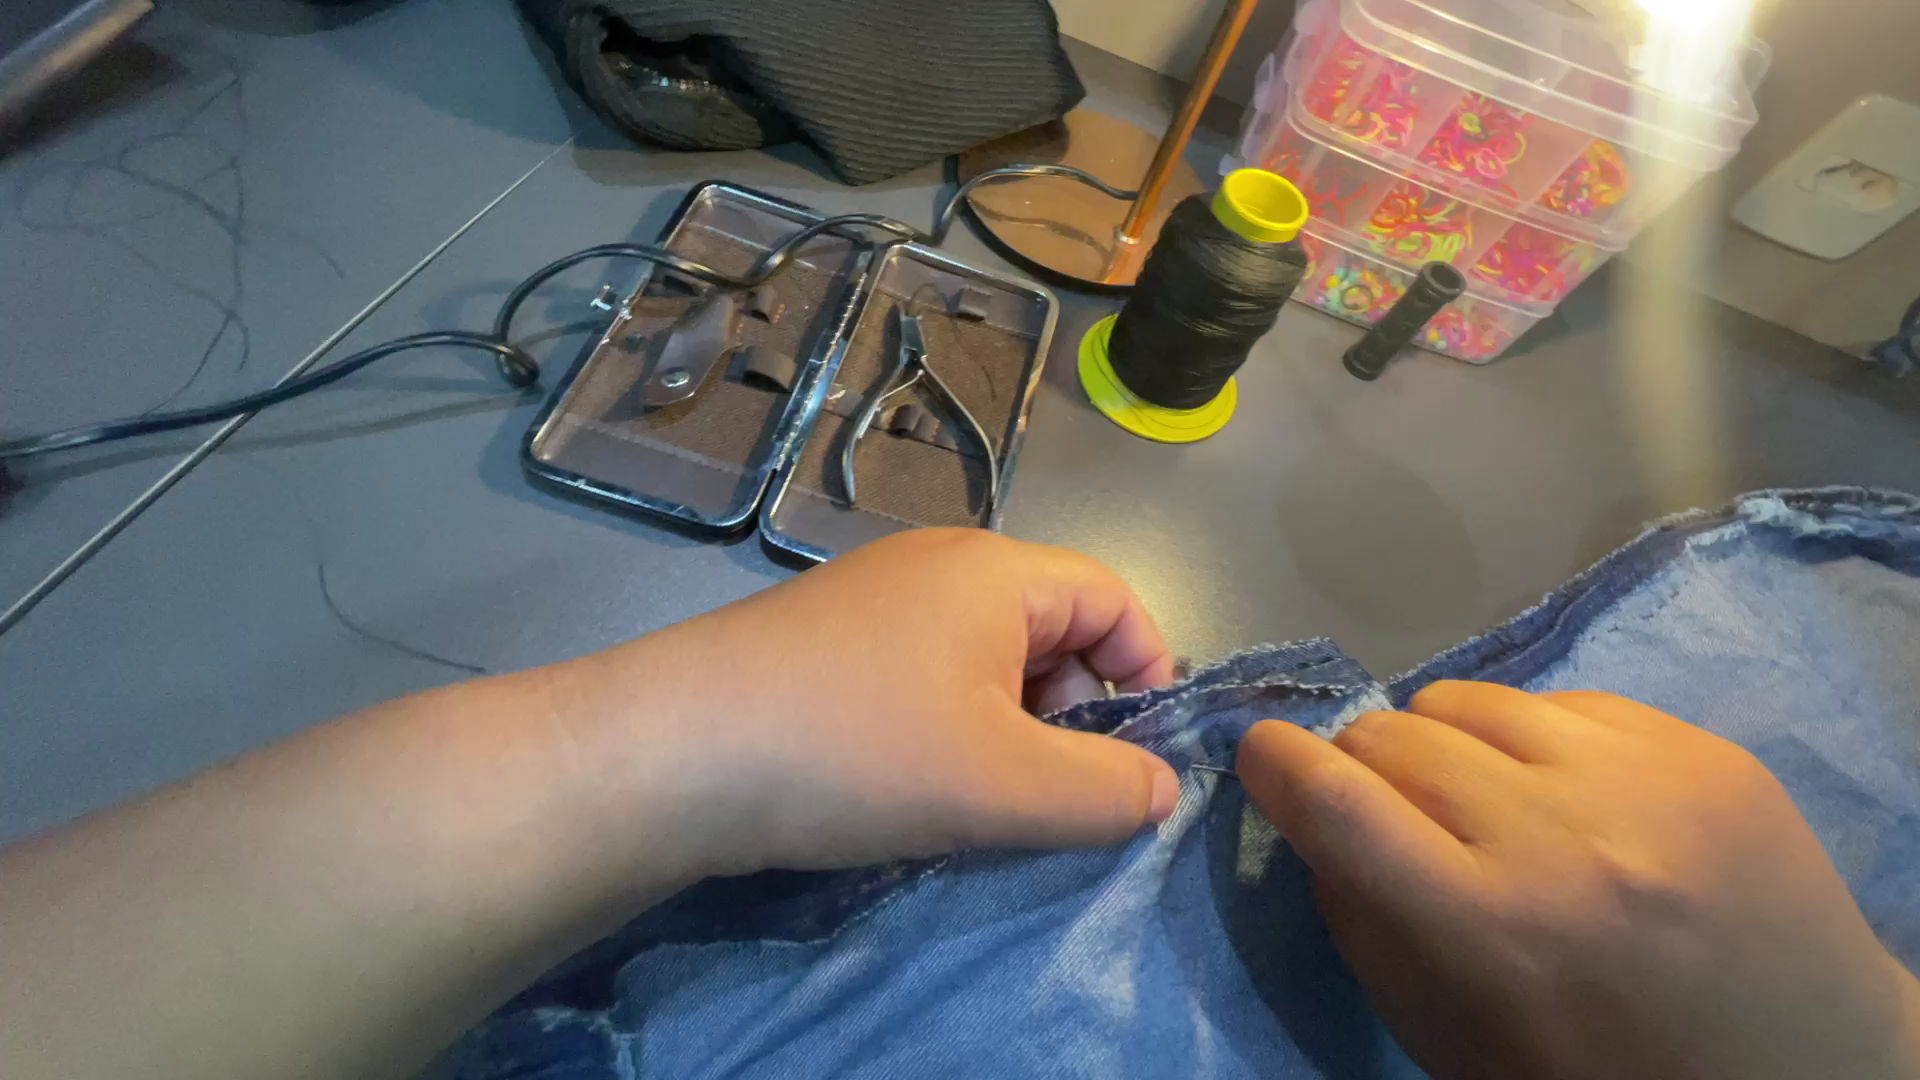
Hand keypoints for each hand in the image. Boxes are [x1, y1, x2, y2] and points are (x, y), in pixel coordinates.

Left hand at [560, 528, 1180, 876]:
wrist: (672, 751)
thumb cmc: (857, 748)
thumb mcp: (1003, 781)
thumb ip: (1105, 788)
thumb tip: (1161, 787)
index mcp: (995, 570)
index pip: (1113, 598)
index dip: (1148, 670)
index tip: (1143, 757)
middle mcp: (941, 564)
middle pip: (1053, 626)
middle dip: (1076, 709)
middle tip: (1051, 790)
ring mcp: (881, 597)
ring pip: (989, 656)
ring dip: (1012, 724)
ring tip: (984, 794)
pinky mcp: (836, 637)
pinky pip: (931, 671)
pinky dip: (954, 722)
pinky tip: (920, 775)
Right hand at [1237, 682, 1919, 1079]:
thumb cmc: (1569, 1063)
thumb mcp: (1419, 1007)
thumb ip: (1346, 885)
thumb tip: (1304, 784)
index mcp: (1486, 928)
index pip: (1331, 794)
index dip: (1272, 758)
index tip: (1265, 758)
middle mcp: (1568, 844)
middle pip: (1386, 733)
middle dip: (1364, 764)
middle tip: (1399, 810)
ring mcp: (1649, 786)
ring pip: (1458, 696)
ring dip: (1444, 743)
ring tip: (1489, 799)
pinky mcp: (1707, 752)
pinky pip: (1547, 699)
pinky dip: (1527, 741)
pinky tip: (1570, 797)